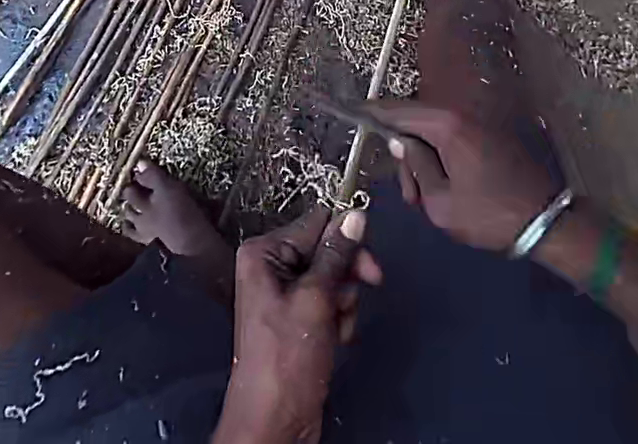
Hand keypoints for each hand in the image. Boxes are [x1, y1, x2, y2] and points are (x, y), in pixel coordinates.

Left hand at [213, 206, 383, 443]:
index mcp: (265, 252)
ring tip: (340, 325)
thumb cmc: (288, 359)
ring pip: (332, 275)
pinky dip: (339, 315)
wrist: (274, 428)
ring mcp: (283, 292)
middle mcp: (271, 265)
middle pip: (326, 248)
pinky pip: (328, 299)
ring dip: (345, 298)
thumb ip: (337, 255)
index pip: (316, 222)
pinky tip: (338, 336)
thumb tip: (356, 214)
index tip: (370, 256)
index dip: (346, 235)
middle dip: (347, 272)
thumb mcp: (315, 299)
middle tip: (372, 283)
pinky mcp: (297, 317)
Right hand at [366, 100, 558, 253]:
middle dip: (403, 156)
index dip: (371, 111)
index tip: (349, 110)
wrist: (546, 222)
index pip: (397, 110)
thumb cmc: (490, 215)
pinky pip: (447, 138)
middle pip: (412, 122)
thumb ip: (415, 167)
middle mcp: (459, 115)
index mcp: (447, 125)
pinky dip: (437, 158)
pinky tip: (442, 188)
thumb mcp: (441, 203)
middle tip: (411, 197)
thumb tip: (399, 142)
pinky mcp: (483, 134)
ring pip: (429, 132)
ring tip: (428, 200)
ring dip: (421, 161)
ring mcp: (474, 123)